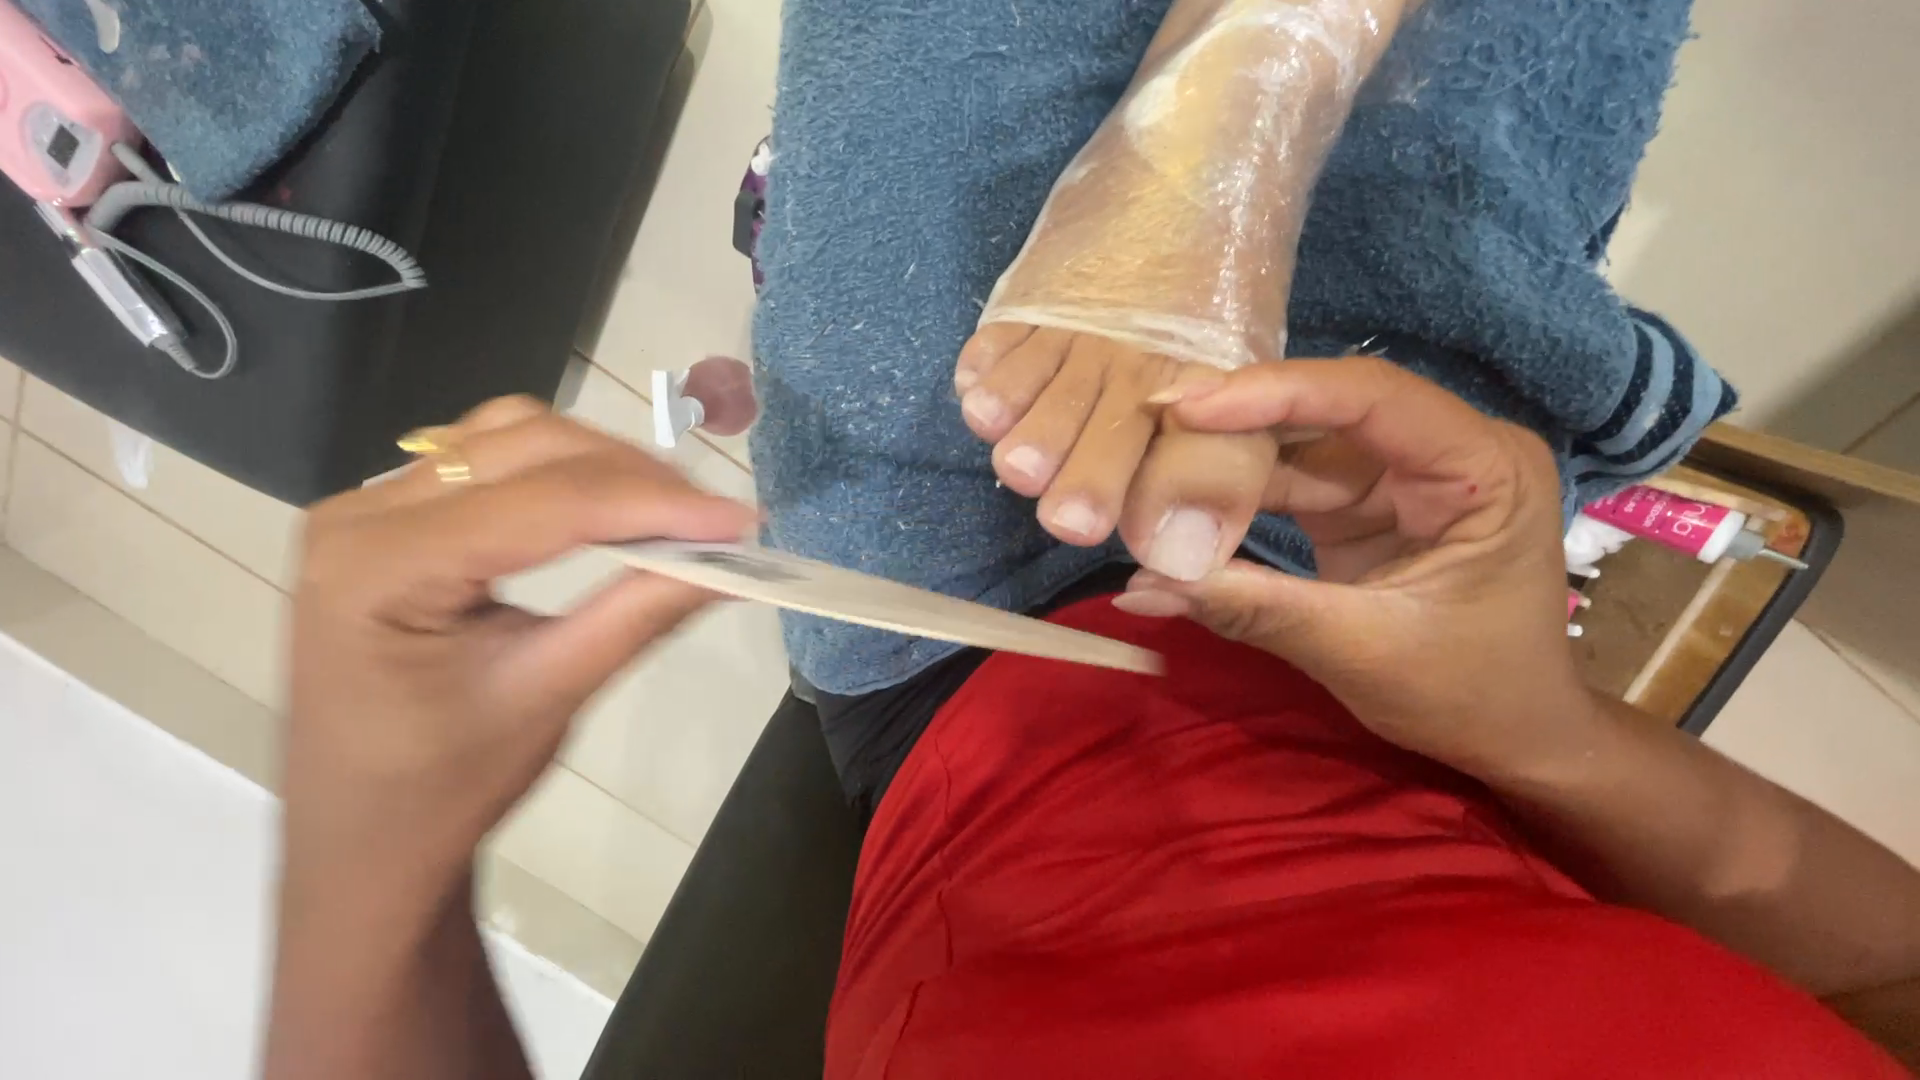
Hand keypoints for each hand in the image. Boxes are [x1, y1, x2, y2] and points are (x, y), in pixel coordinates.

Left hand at [284, 397, 756, 896]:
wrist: (365, 834)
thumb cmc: (446, 784)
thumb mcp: (552, 694)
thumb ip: (641, 614)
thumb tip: (734, 563)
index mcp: (383, 565)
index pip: (546, 504)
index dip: (655, 505)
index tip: (742, 521)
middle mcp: (367, 511)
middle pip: (529, 447)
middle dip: (636, 478)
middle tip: (716, 520)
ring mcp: (375, 505)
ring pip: (515, 435)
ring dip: (606, 463)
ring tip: (674, 510)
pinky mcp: (400, 515)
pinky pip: (496, 457)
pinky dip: (569, 469)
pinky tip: (611, 504)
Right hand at [1117, 357, 1593, 781]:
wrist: (1509, 735)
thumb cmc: (1468, 692)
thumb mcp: (1358, 650)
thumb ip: (1250, 609)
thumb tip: (1138, 590)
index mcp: (1480, 467)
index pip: (1370, 398)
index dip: (1274, 393)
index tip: (1184, 406)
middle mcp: (1438, 451)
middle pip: (1322, 411)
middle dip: (1233, 423)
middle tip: (1145, 431)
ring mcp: (1394, 475)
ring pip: (1294, 444)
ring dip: (1222, 458)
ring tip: (1146, 465)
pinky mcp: (1357, 503)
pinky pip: (1284, 482)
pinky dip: (1232, 493)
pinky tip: (1177, 497)